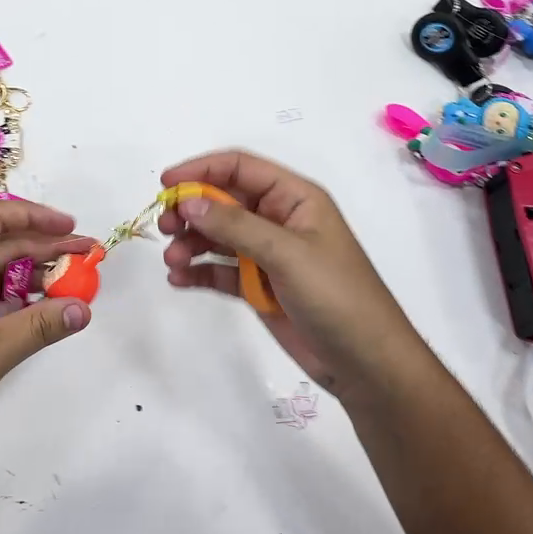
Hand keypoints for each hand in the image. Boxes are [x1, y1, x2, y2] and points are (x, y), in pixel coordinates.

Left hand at [0, 199, 93, 465]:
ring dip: (37, 274)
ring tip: (77, 281)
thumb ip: (40, 326)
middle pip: (1, 244)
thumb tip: (85, 308)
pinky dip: (23, 300)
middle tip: (89, 255)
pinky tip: (50, 308)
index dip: (34, 216)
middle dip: (45, 246)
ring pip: (1, 272)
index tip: (71, 227)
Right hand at [157, 150, 421, 398]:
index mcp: (295, 198)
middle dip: (191, 210)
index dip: (201, 170)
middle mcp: (278, 220)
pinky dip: (198, 271)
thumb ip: (235, 226)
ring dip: (191, 243)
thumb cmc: (337, 297)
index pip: (240, 168)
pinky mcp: (259, 287)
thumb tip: (187, 202)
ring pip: (217, 236)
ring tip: (173, 261)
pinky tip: (179, 279)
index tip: (165, 184)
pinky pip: (220, 269)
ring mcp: (268, 254)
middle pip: (223, 201)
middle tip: (165, 227)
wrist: (368, 365)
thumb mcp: (287, 254)